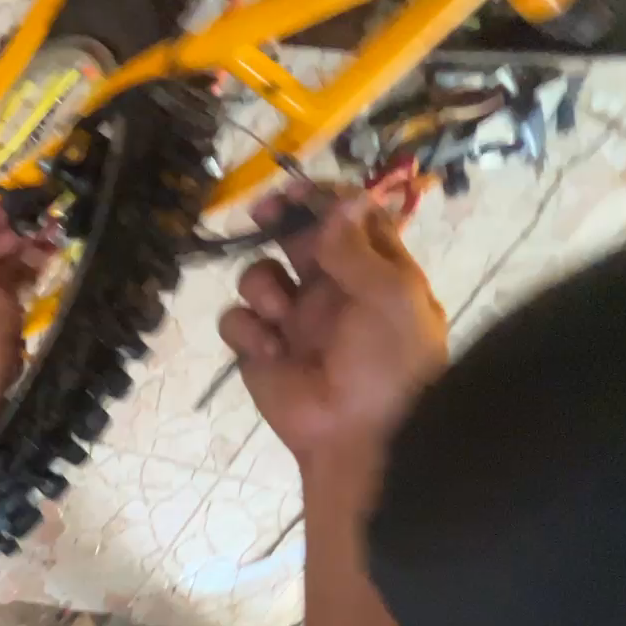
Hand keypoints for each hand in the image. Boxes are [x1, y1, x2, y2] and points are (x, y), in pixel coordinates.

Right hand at [219, 187, 447, 473]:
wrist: (355, 435)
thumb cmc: (388, 365)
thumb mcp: (388, 299)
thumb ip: (356, 250)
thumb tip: (338, 200)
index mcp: (373, 273)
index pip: (348, 220)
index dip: (323, 199)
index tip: (297, 190)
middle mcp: (330, 289)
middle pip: (296, 238)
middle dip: (278, 222)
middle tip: (262, 213)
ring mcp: (290, 318)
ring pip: (257, 276)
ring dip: (262, 288)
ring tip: (279, 316)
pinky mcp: (256, 347)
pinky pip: (236, 320)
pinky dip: (248, 332)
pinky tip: (270, 353)